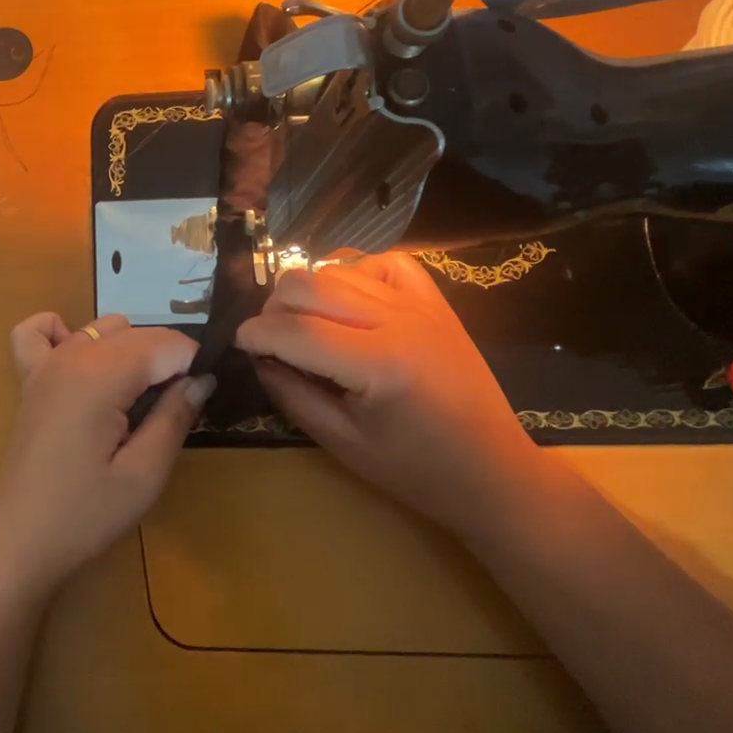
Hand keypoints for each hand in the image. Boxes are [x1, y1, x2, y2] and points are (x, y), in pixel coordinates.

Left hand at [0, 313, 212, 595]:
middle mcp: (71, 355)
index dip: (194, 367)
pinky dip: (63, 332)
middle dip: (168, 359)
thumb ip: (175, 416)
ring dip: (130, 348)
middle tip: (178, 408)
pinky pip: (39, 331)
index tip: (200, 402)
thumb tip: (203, 378)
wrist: (19, 539)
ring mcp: (44, 364)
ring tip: (139, 396)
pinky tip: (83, 360)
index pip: (167, 344)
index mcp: (101, 375)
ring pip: (102, 327)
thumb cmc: (85, 514)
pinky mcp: (28, 379)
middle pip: (138, 332)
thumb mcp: (144, 474)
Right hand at [235, 252, 550, 536]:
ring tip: (302, 324)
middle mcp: (398, 321)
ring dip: (306, 290)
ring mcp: (420, 305)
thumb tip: (257, 358)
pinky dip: (353, 271)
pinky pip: (384, 261)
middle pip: (309, 284)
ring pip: (339, 267)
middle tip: (270, 340)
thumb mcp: (340, 442)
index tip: (239, 346)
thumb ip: (291, 394)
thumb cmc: (415, 470)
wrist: (493, 471)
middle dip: (274, 308)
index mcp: (378, 366)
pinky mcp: (435, 301)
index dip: (255, 334)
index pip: (295, 329)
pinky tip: (346, 299)